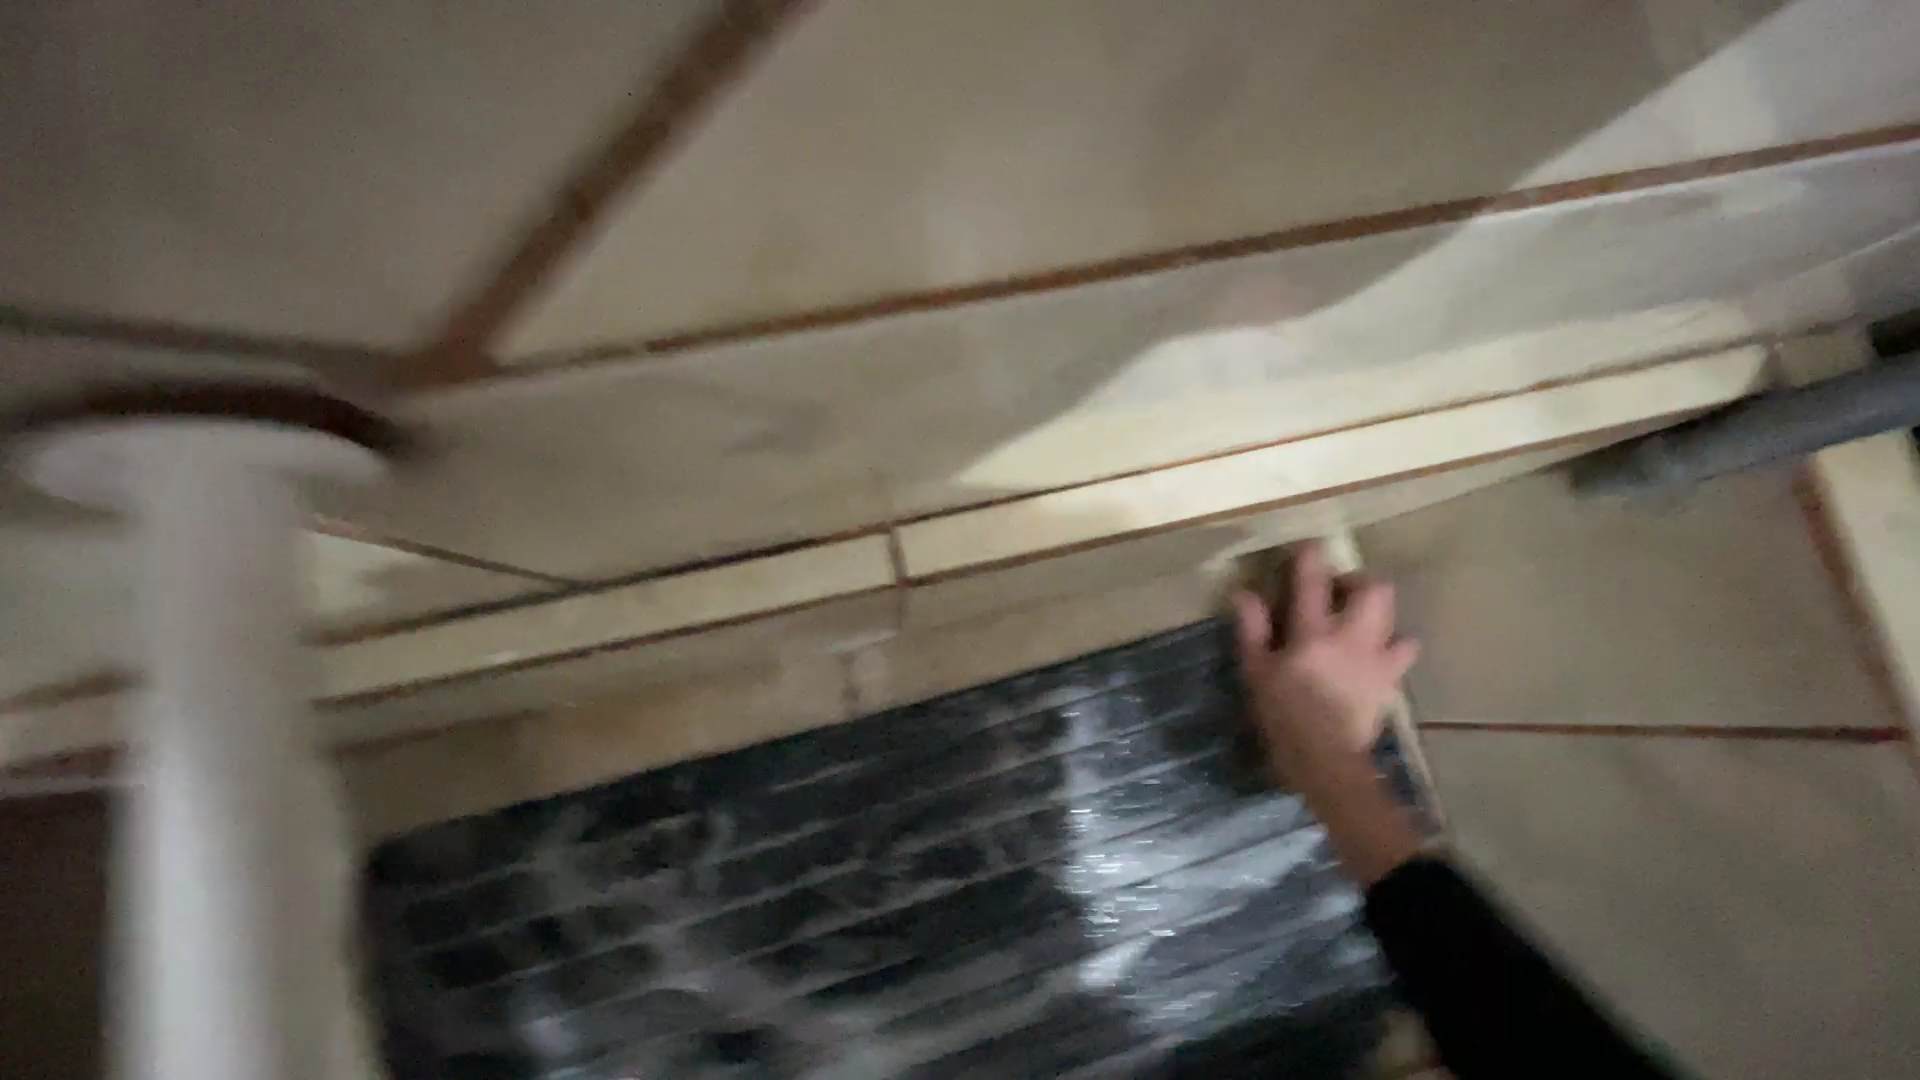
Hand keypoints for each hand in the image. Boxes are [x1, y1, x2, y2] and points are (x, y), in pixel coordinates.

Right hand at [1232, 542, 1419, 782]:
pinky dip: (1392, 643)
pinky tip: (1374, 651)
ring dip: (1375, 607)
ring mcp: (1377, 658)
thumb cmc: (1282, 715)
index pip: (1313, 580)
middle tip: (1336, 589)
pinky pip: (1403, 649)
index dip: (1310, 556)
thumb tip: (1244, 593)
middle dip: (1356, 579)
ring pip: (1392, 613)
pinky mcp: (1390, 679)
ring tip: (1356, 616)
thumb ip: (1253, 629)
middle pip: (1372, 588)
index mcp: (1312, 633)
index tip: (1305, 547)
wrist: (1324, 760)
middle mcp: (1351, 637)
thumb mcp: (1256, 671)